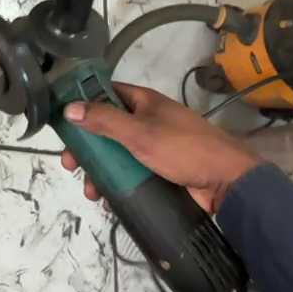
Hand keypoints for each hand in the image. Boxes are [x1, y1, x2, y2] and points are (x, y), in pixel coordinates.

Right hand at [60, 82, 260, 211]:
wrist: (229, 184)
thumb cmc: (185, 149)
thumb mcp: (141, 133)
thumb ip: (105, 120)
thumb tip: (69, 108)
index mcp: (142, 101)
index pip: (104, 93)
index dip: (82, 104)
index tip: (63, 123)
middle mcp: (146, 119)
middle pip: (106, 128)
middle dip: (86, 147)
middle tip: (71, 165)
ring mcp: (154, 146)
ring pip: (116, 154)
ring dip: (99, 170)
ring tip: (91, 191)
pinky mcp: (160, 170)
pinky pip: (130, 172)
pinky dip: (117, 182)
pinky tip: (108, 198)